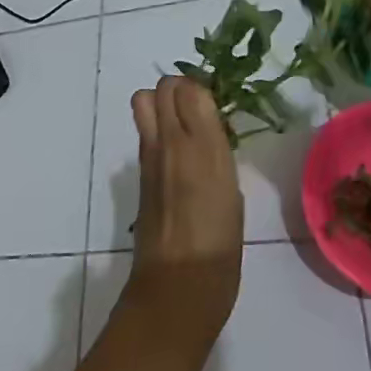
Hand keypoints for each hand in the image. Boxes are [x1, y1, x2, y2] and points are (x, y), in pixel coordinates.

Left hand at [124, 76, 243, 333]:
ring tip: (184, 126)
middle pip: (161, 88)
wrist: (180, 282)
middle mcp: (173, 142)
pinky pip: (145, 133)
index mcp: (204, 144)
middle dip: (178, 89)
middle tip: (198, 110)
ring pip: (143, 103)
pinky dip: (157, 130)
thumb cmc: (222, 240)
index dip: (200, 88)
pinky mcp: (139, 176)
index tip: (215, 103)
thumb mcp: (232, 185)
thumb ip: (217, 150)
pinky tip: (177, 154)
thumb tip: (210, 134)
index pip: (189, 87)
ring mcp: (151, 158)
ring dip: (161, 105)